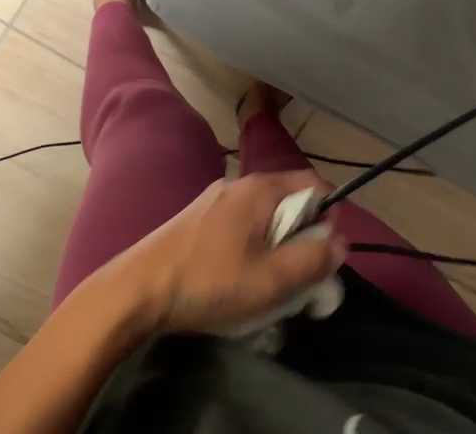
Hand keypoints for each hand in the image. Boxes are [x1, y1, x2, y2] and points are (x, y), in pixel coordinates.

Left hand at [111, 171, 347, 335]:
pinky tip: (233, 282)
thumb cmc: (209, 282)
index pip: (315, 186)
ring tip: (263, 287)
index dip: (328, 218)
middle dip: (300, 240)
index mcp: (261, 189)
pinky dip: (248, 250)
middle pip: (289, 203)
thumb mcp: (271, 280)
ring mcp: (214, 200)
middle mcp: (239, 184)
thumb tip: (340, 243)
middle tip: (294, 279)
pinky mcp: (196, 219)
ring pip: (263, 219)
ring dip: (273, 249)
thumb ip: (313, 259)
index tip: (322, 256)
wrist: (135, 291)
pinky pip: (239, 227)